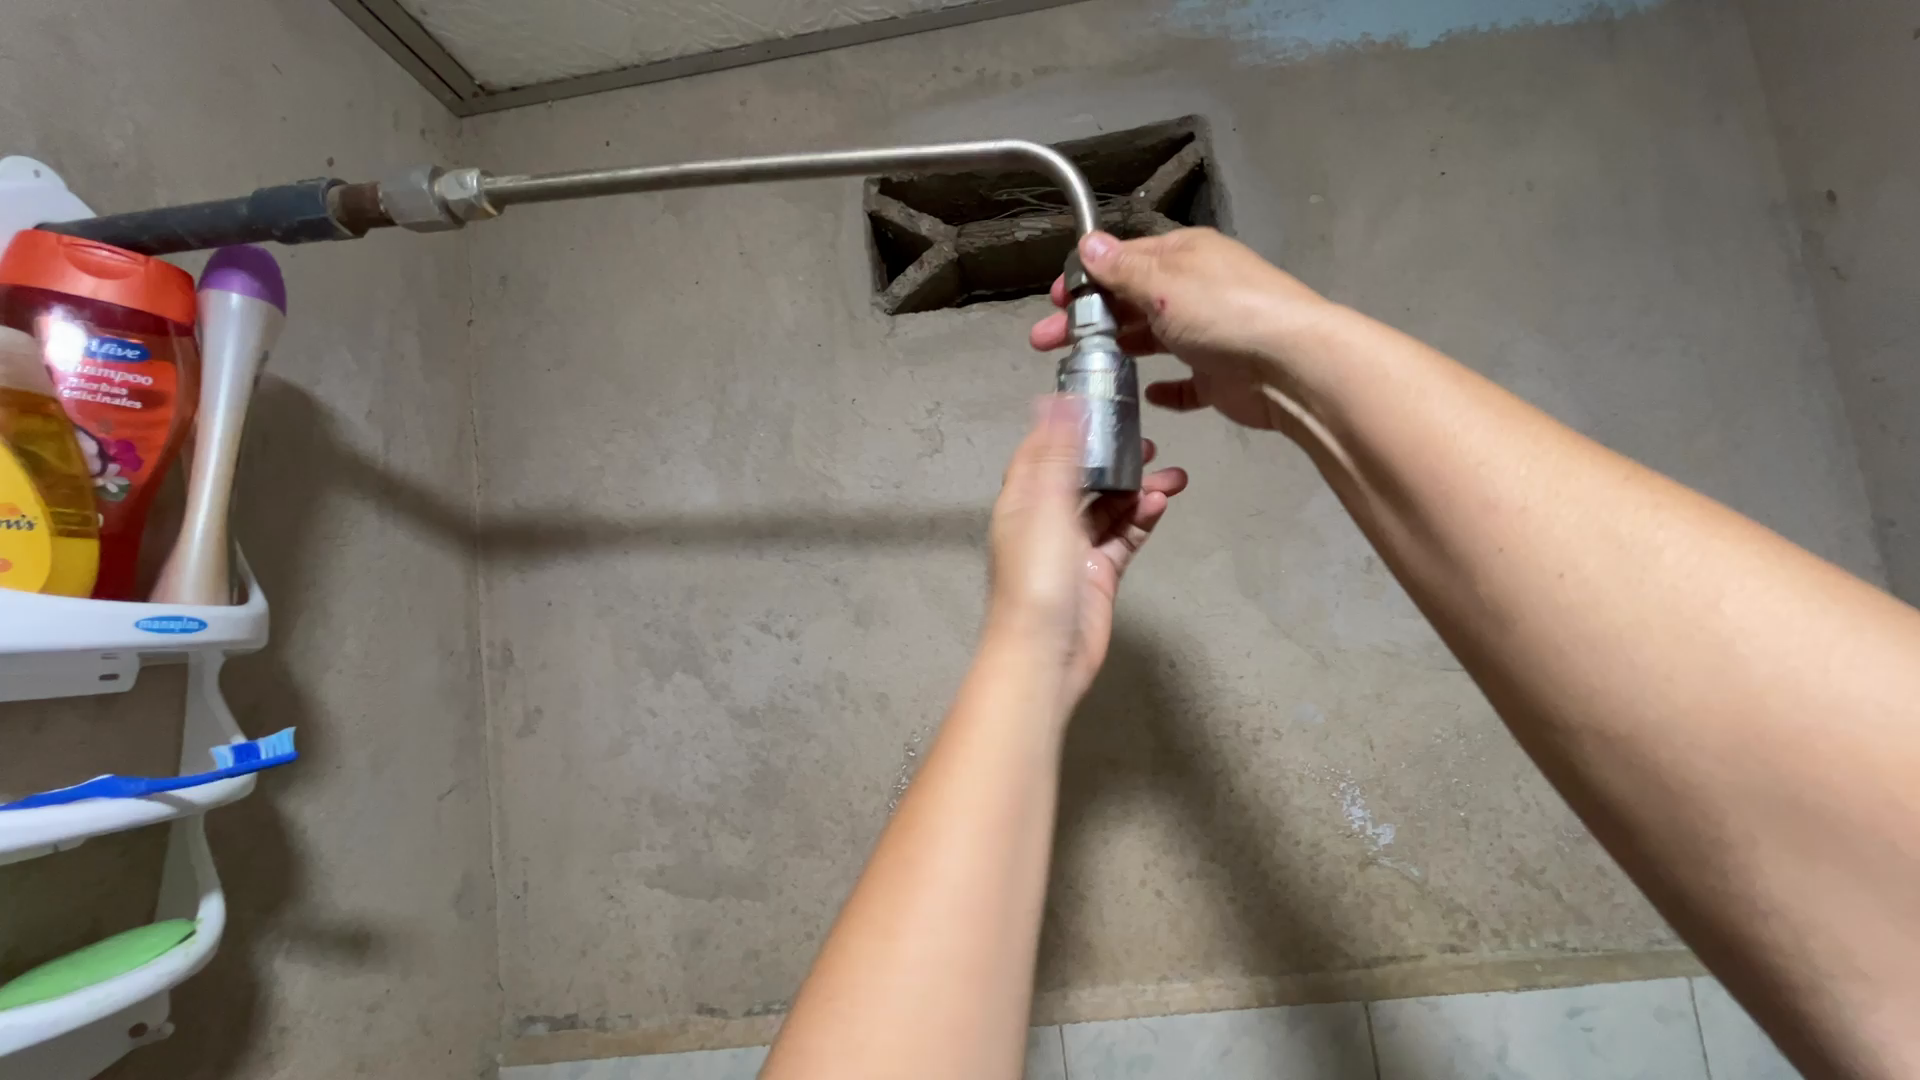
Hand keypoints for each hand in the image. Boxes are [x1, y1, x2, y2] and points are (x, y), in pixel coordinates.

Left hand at [988, 396, 1187, 707]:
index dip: (1068, 425)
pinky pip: (1123, 536)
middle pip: (1082, 477)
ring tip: (1174, 474)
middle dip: (1115, 458)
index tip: (1102, 403)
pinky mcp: (1098, 572)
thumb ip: (1056, 454)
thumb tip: (1054, 399)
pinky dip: (1142, 518)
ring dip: (1138, 488)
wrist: (1044, 654)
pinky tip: (1163, 502)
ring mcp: (1073, 547)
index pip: (1042, 450)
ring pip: (1109, 506)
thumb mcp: (1044, 506)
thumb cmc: (1037, 576)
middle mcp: (1045, 519)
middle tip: (1149, 442)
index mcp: (1022, 499)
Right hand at [1030, 228, 1336, 430]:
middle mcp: (1195, 291)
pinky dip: (1164, 388)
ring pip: (1152, 340)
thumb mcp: (1164, 282)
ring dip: (1118, 351)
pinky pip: (1184, 382)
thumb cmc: (1222, 313)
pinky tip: (1145, 396)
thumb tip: (1089, 244)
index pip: (1124, 260)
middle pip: (1130, 303)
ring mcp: (1208, 334)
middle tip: (1046, 343)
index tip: (1054, 301)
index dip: (1086, 279)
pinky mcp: (1218, 376)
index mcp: (1183, 257)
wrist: (1289, 366)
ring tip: (1082, 370)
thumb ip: (1123, 269)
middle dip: (1088, 320)